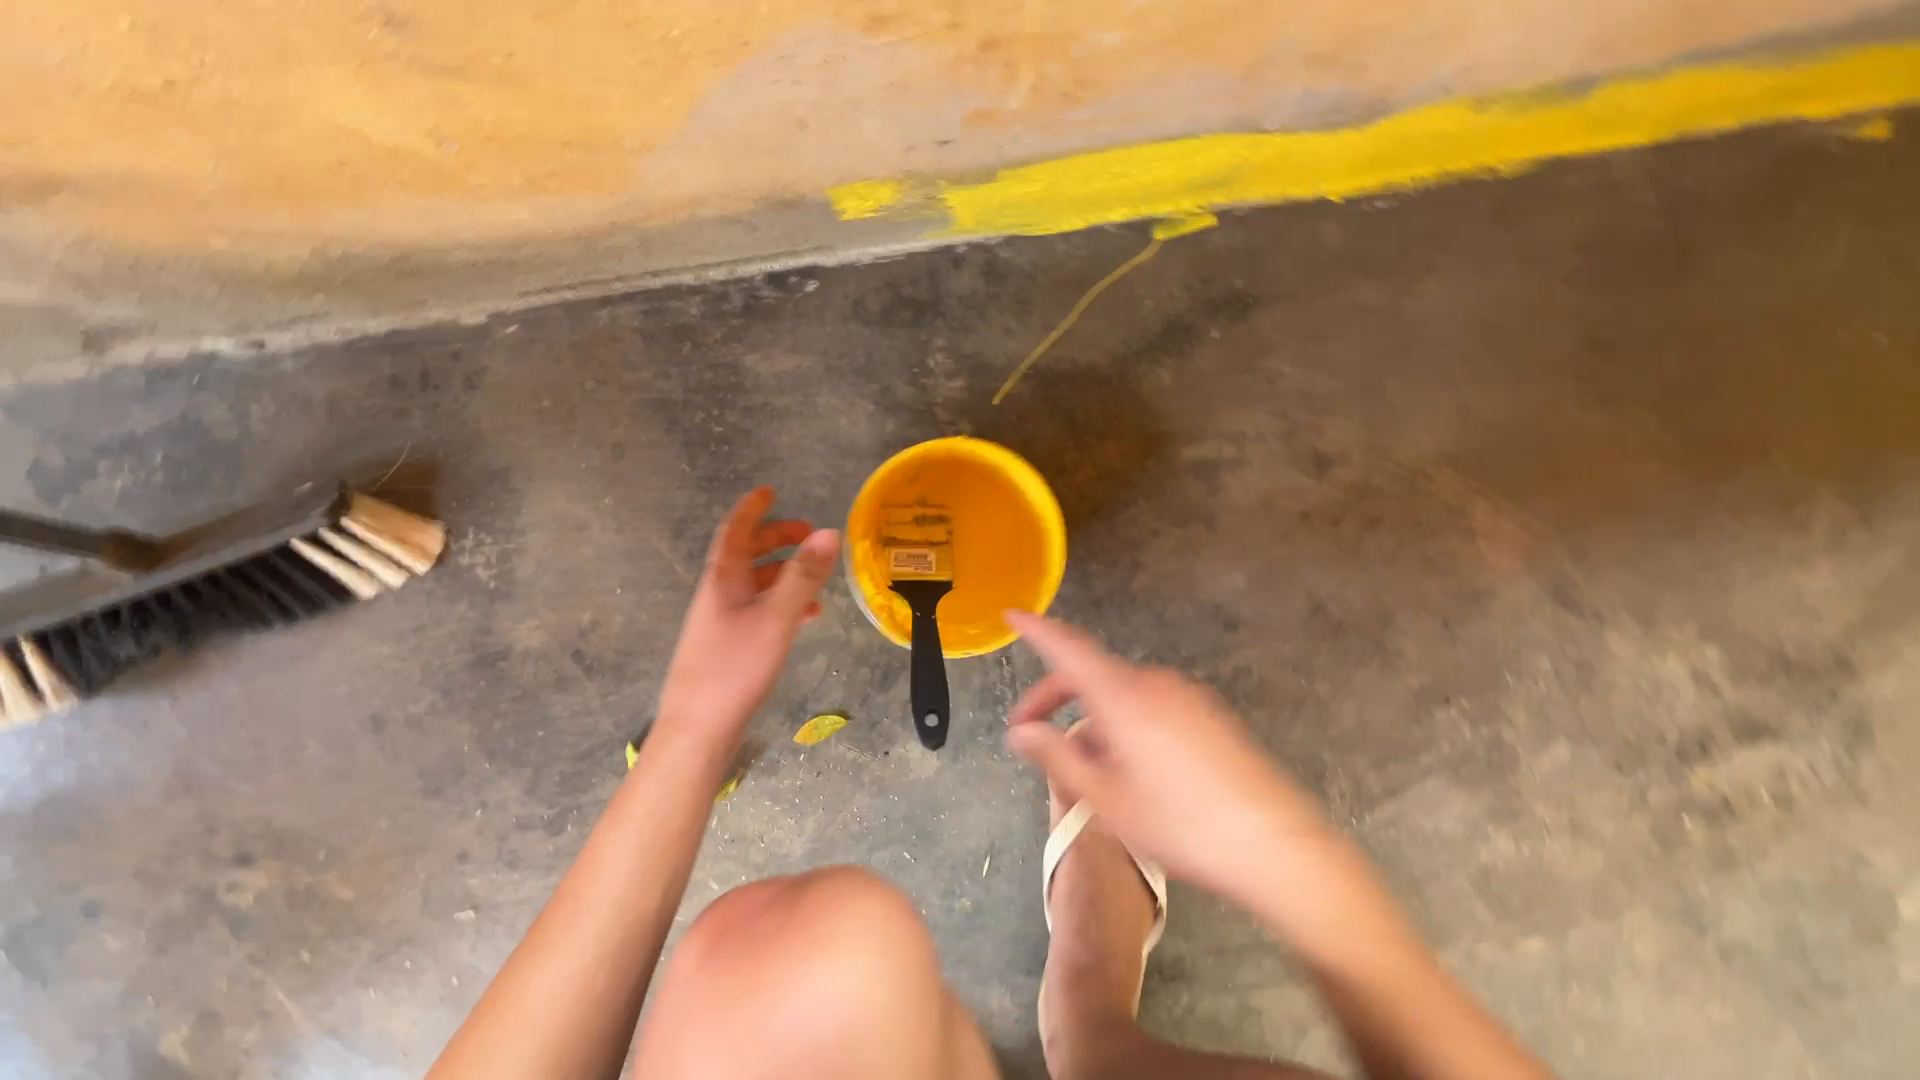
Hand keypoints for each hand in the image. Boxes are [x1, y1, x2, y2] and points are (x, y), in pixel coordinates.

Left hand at [656, 487, 838, 751]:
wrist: (698, 730)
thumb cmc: (733, 669)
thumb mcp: (775, 619)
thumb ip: (803, 576)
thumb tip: (829, 532)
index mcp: (721, 580)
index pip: (734, 531)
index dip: (752, 509)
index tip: (770, 491)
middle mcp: (718, 596)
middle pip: (745, 555)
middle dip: (775, 539)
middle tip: (808, 532)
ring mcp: (722, 623)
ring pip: (755, 585)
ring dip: (784, 574)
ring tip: (817, 576)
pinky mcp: (730, 649)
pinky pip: (760, 613)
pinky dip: (784, 605)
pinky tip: (807, 616)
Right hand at [1004, 611, 1330, 901]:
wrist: (1275, 844)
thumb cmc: (1180, 823)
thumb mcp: (1106, 798)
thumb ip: (1057, 756)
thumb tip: (1021, 732)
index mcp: (1124, 696)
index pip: (1069, 648)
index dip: (1037, 630)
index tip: (1012, 614)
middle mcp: (1155, 684)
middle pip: (1093, 675)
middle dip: (1055, 697)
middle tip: (1030, 735)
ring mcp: (1187, 698)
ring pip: (1122, 696)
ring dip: (1092, 719)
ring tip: (1084, 770)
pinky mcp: (1208, 716)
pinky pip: (1151, 708)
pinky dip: (1124, 724)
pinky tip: (1128, 771)